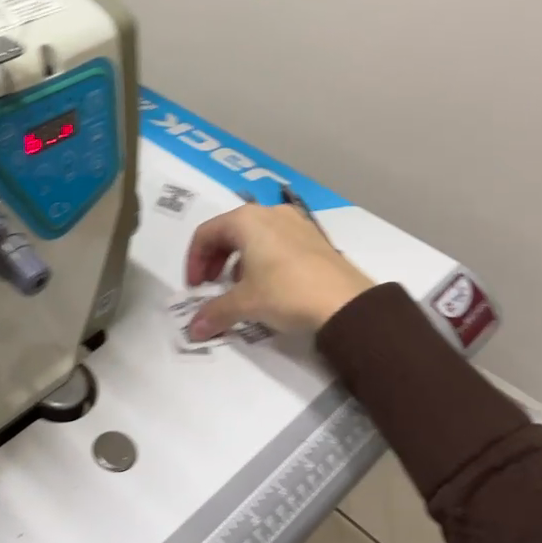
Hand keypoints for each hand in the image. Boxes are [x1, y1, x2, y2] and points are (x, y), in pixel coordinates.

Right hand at [184, 203, 375, 339]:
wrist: (347, 304)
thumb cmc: (287, 293)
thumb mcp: (245, 303)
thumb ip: (214, 313)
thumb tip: (193, 330)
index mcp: (246, 220)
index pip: (205, 234)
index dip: (193, 262)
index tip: (196, 288)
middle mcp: (269, 212)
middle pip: (228, 232)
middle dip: (214, 260)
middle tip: (211, 286)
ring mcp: (296, 222)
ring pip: (254, 236)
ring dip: (238, 261)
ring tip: (240, 288)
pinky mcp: (314, 237)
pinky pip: (276, 241)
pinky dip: (262, 259)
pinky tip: (268, 286)